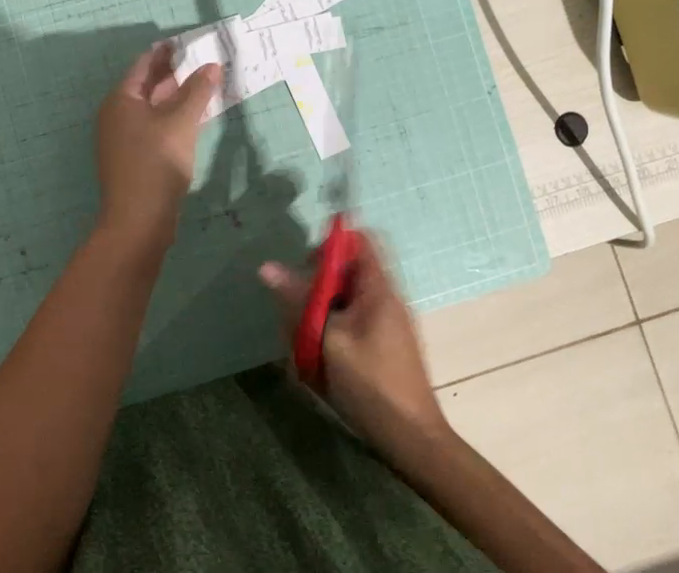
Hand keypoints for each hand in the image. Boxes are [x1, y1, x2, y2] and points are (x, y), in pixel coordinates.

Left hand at [94, 43, 221, 248]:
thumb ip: (198, 91)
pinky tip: (196, 118)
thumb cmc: (157, 162)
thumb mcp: (182, 122)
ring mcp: (124, 138)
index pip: (144, 64)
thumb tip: (212, 65)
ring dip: (177, 97)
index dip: (166, 52)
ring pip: (153, 108)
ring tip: (206, 84)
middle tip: (203, 59)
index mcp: (121, 99)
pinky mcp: (135, 158)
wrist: (138, 220)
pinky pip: (155, 127)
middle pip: (147, 85)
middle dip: (174, 73)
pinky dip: (174, 118)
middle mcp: (117, 115)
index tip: (188, 41)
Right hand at [259, 240, 448, 452]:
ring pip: (343, 299)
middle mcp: (385, 299)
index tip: (305, 265)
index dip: (331, 243)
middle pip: (346, 270)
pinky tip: (317, 357)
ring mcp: (386, 323)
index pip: (359, 240)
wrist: (411, 437)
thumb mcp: (327, 340)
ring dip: (319, 312)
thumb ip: (299, 300)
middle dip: (316, 284)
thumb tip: (268, 267)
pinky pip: (349, 321)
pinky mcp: (381, 344)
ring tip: (304, 339)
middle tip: (296, 308)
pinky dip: (329, 330)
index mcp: (379, 290)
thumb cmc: (370, 384)